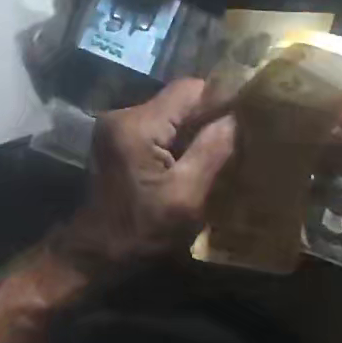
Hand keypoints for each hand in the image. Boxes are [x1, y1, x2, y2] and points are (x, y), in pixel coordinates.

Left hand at [52, 80, 237, 277]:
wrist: (95, 252)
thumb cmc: (142, 231)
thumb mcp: (185, 197)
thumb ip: (211, 151)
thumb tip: (236, 116)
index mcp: (138, 125)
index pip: (190, 89)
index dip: (220, 99)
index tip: (246, 115)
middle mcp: (124, 114)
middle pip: (178, 98)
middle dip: (208, 114)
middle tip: (238, 134)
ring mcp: (117, 125)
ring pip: (169, 111)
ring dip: (193, 126)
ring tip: (220, 146)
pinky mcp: (118, 137)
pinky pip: (157, 125)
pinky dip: (177, 137)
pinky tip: (193, 157)